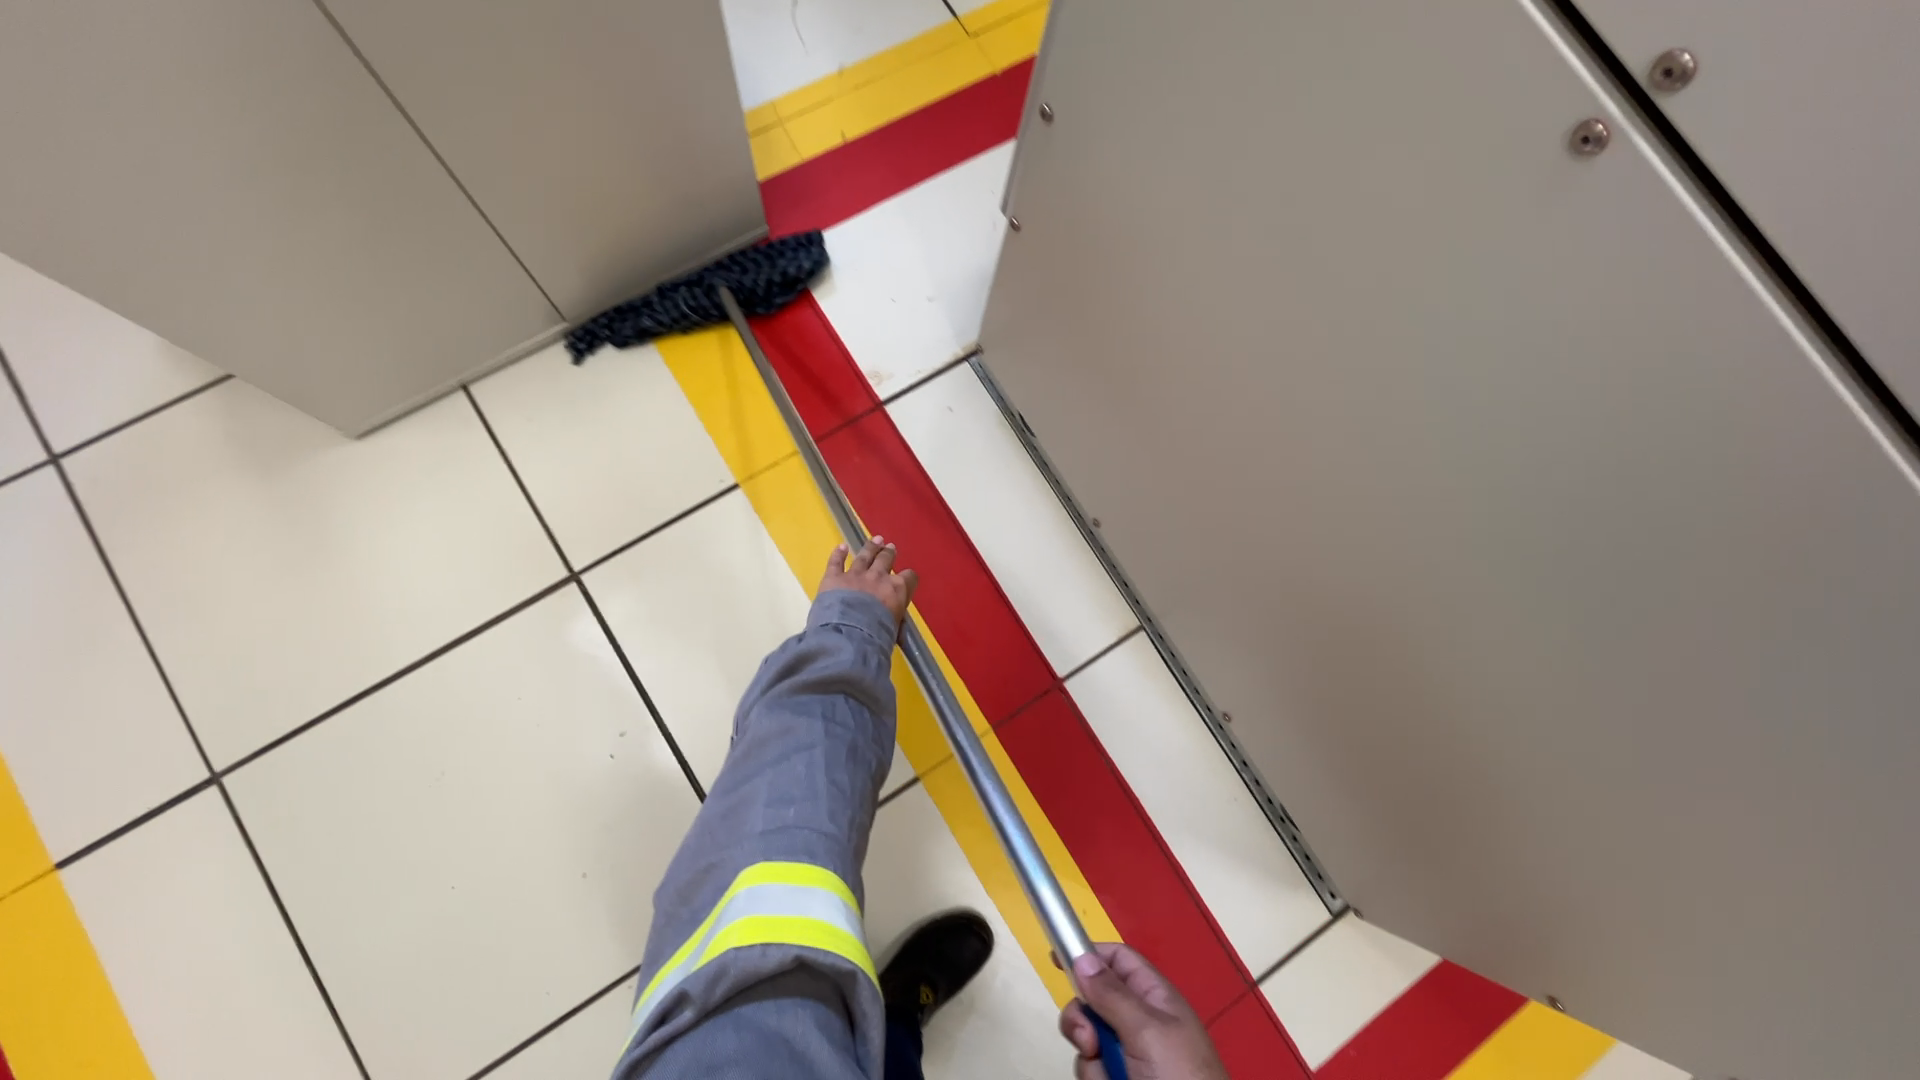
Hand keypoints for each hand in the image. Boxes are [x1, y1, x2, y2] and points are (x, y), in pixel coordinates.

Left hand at [819, 536, 917, 625]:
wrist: (849, 633)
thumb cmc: (877, 635)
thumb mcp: (894, 630)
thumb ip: (895, 622)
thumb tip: (896, 628)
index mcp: (896, 589)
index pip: (909, 578)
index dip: (909, 577)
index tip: (908, 578)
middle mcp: (878, 577)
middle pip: (886, 560)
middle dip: (888, 553)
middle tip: (890, 546)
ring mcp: (855, 574)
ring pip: (864, 556)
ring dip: (871, 547)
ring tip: (876, 539)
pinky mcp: (834, 577)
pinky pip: (836, 562)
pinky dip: (838, 554)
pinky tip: (841, 547)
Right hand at [1058, 944, 1227, 1079]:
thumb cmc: (1178, 1076)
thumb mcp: (1148, 1031)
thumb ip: (1112, 995)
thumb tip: (1081, 957)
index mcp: (1154, 997)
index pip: (1117, 960)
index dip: (1090, 954)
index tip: (1056, 958)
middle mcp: (1139, 1021)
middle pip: (1094, 1000)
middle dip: (1083, 1019)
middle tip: (1090, 1039)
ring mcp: (1129, 1053)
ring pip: (1088, 1039)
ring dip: (1091, 1057)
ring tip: (1112, 1077)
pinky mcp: (1120, 1078)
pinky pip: (1092, 1069)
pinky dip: (1097, 1079)